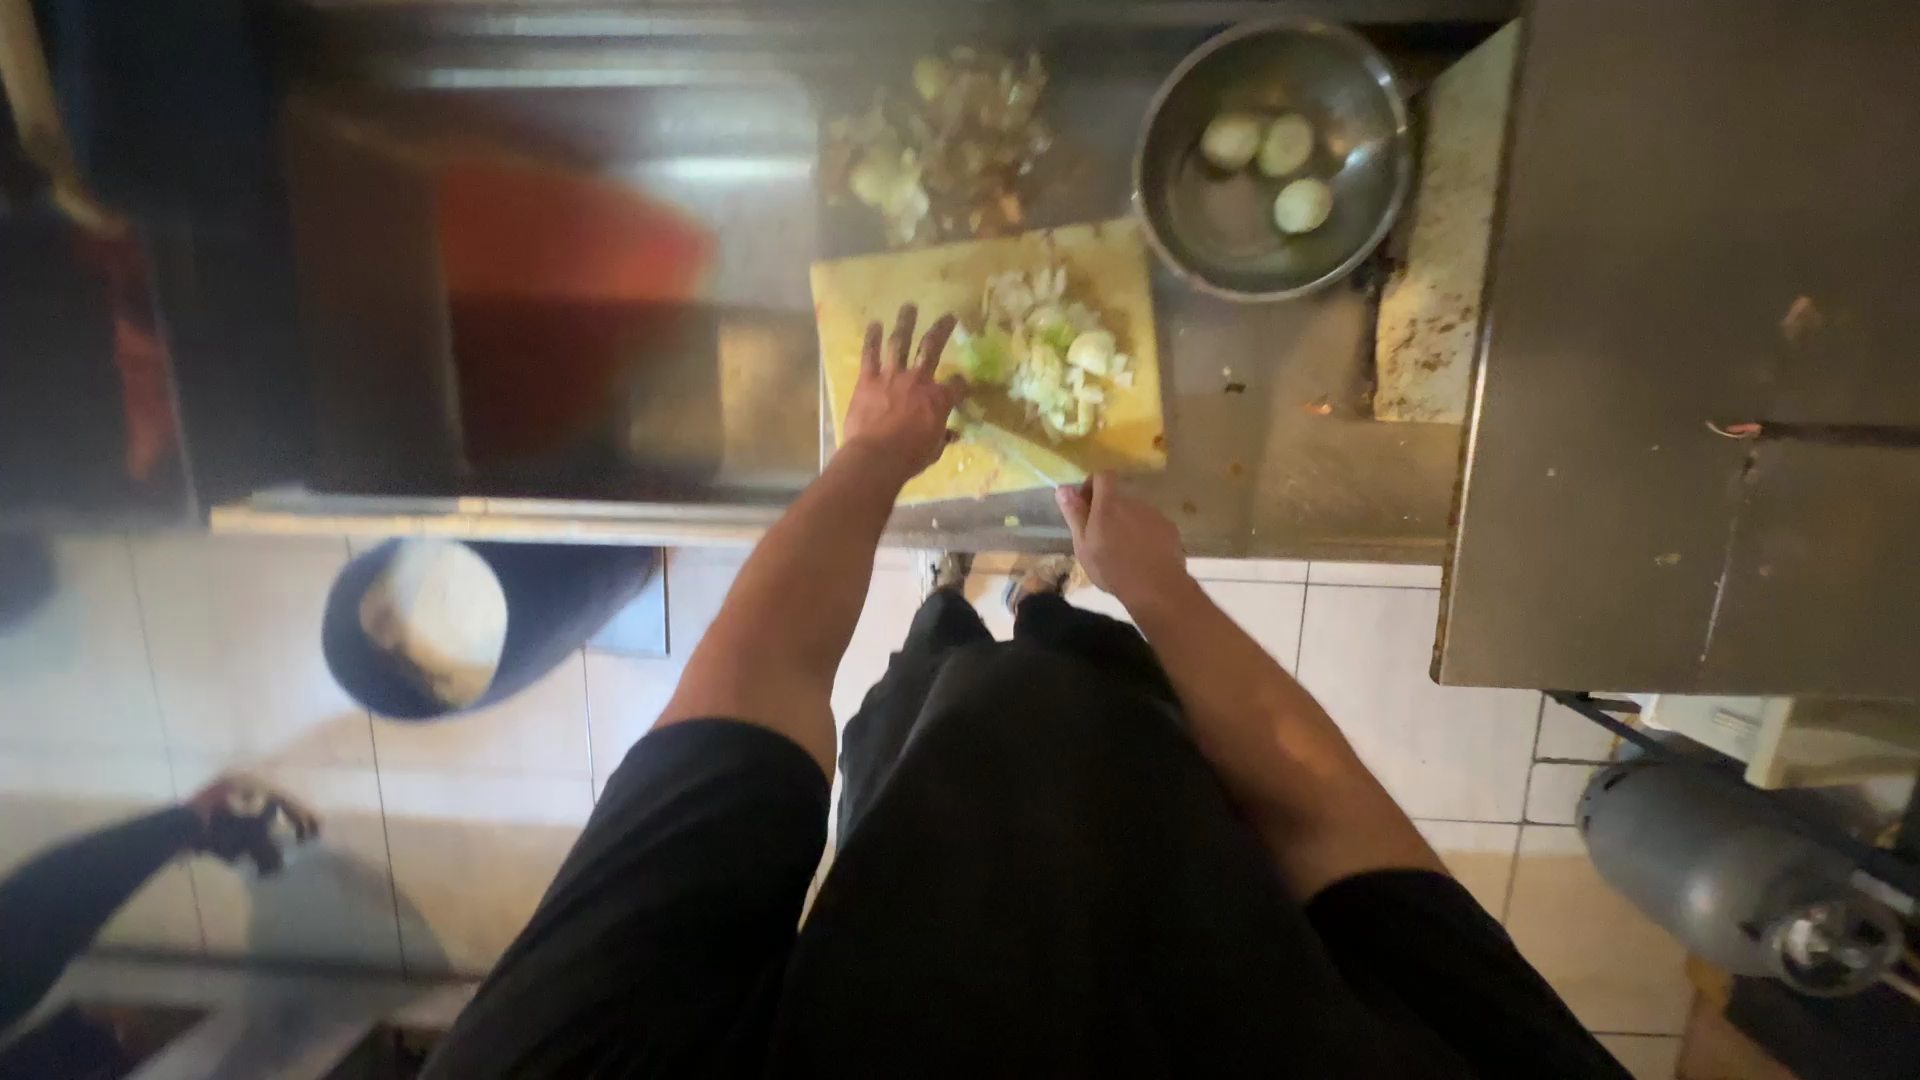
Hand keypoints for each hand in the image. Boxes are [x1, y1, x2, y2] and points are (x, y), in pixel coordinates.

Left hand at [842, 304, 966, 481]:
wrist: (876, 457)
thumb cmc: (909, 458)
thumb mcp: (934, 451)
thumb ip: (942, 437)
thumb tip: (951, 434)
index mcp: (939, 400)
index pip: (957, 385)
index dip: (962, 384)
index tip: (962, 385)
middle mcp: (918, 380)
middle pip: (933, 347)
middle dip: (942, 330)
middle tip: (948, 316)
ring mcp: (892, 376)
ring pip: (900, 342)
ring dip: (905, 323)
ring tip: (909, 307)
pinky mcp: (868, 380)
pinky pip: (870, 355)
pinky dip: (872, 339)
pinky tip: (874, 325)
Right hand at [1056, 472, 1191, 606]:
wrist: (1155, 587)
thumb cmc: (1111, 567)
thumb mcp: (1083, 544)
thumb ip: (1074, 514)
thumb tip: (1063, 488)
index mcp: (1109, 504)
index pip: (1102, 476)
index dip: (1092, 485)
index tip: (1086, 505)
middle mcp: (1134, 502)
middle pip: (1118, 498)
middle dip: (1108, 511)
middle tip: (1101, 538)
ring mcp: (1154, 515)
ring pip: (1135, 513)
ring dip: (1127, 524)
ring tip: (1123, 552)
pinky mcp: (1170, 529)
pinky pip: (1152, 525)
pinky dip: (1145, 535)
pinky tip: (1142, 557)